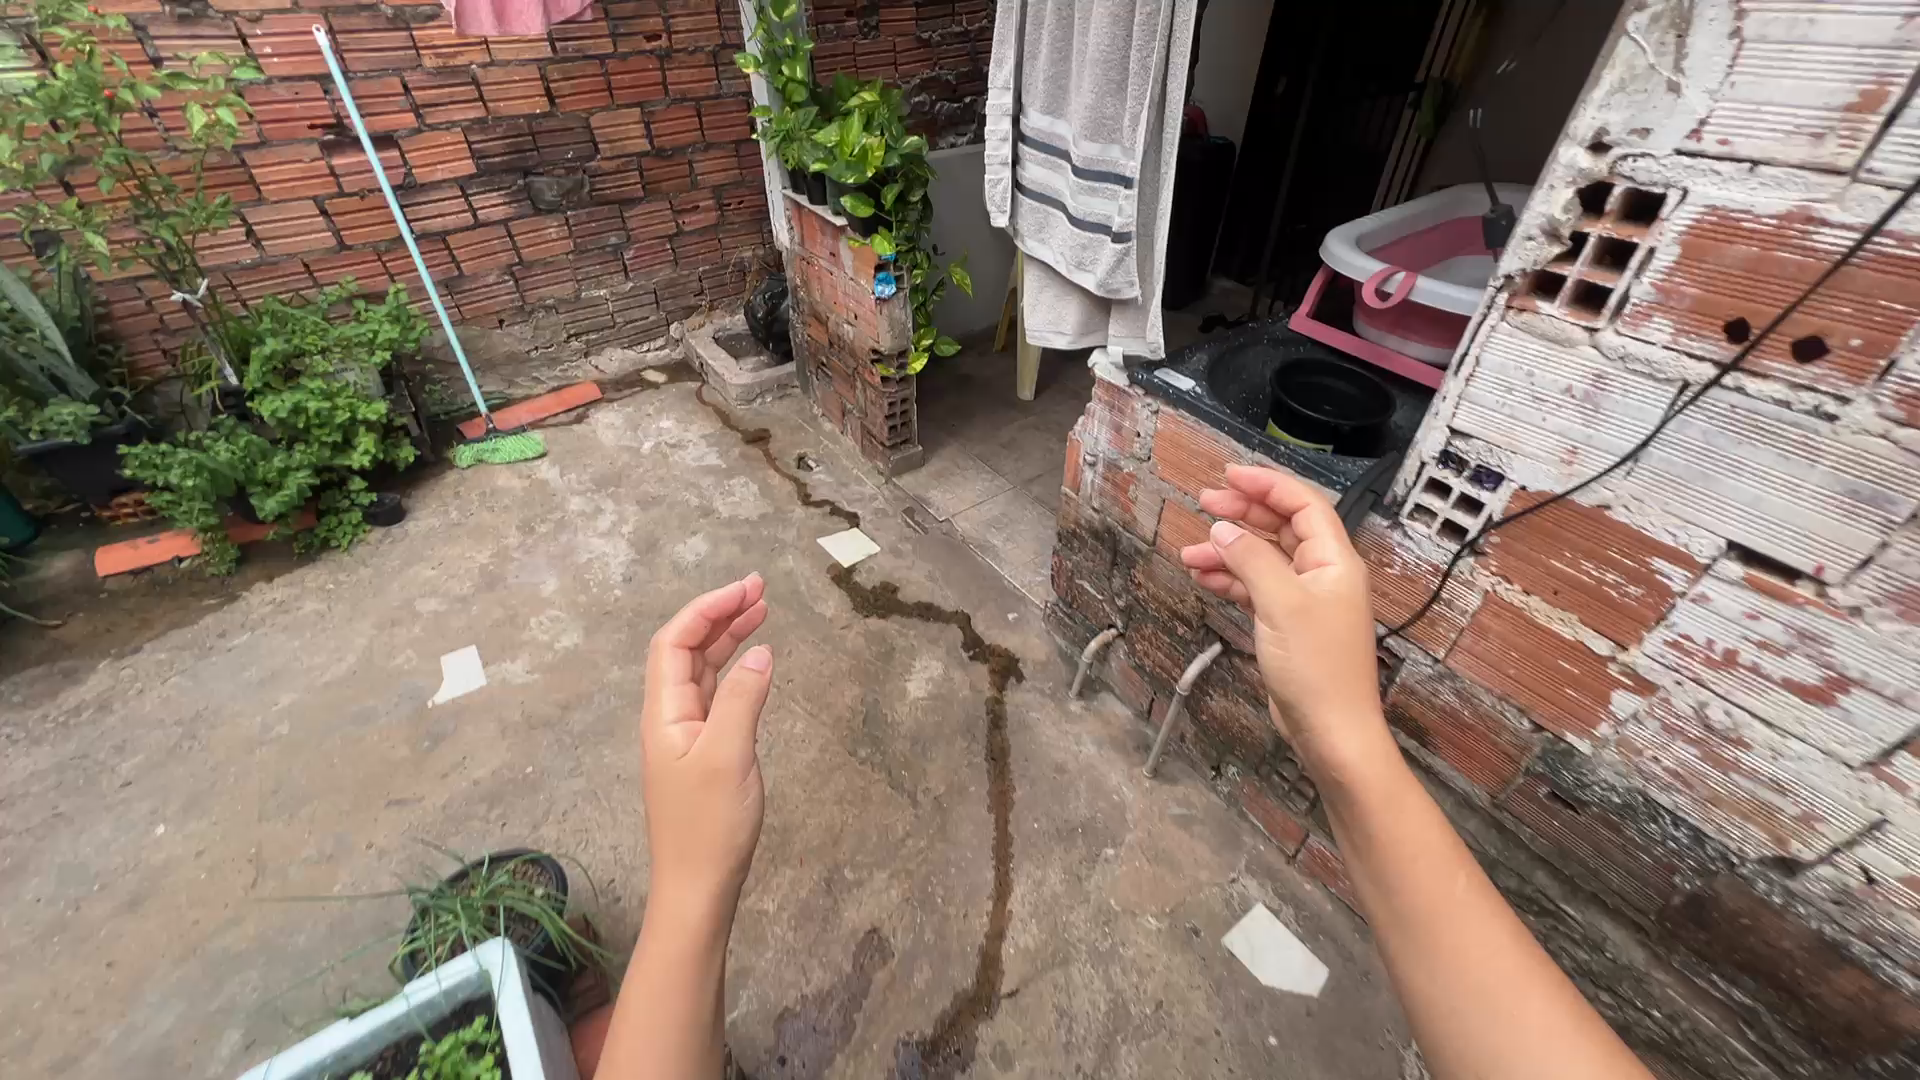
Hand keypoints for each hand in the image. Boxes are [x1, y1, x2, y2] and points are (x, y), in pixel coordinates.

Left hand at [641, 573, 772, 906]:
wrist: (699, 886)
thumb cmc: (709, 824)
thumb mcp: (728, 756)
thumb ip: (742, 699)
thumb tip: (761, 652)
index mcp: (663, 712)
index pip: (675, 641)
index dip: (707, 609)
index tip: (746, 590)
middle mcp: (669, 714)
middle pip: (687, 649)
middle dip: (719, 614)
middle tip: (759, 589)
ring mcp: (685, 732)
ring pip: (703, 669)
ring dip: (729, 637)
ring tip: (762, 610)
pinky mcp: (703, 748)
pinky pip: (716, 693)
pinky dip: (735, 668)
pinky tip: (755, 660)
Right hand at [1178, 466, 1393, 778]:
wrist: (1330, 730)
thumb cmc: (1315, 664)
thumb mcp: (1280, 603)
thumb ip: (1251, 560)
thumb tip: (1222, 531)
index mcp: (1333, 560)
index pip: (1302, 505)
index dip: (1266, 484)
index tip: (1228, 475)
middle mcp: (1321, 573)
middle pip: (1280, 528)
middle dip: (1242, 513)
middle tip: (1203, 502)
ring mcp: (1304, 599)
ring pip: (1262, 559)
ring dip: (1228, 552)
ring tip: (1189, 553)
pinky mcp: (1287, 623)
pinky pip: (1256, 588)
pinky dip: (1231, 580)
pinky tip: (1204, 578)